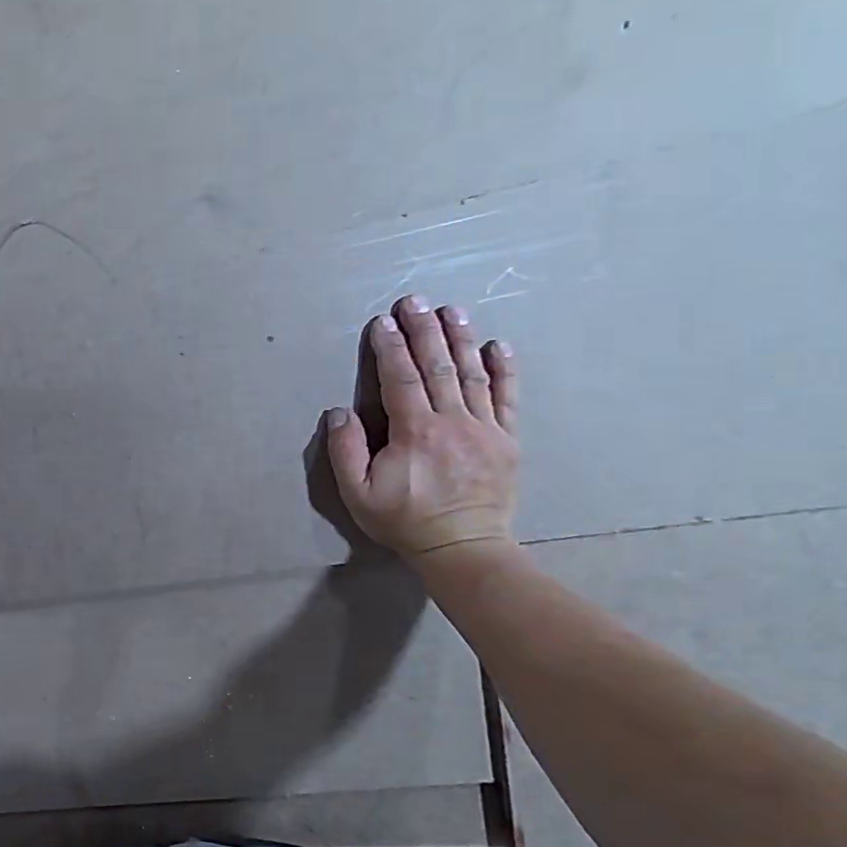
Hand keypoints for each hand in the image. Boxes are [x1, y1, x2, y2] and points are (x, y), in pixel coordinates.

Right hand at [317, 295, 518, 564]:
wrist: (463, 547)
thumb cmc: (404, 521)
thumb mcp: (357, 494)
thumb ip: (346, 451)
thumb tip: (339, 413)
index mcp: (415, 432)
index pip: (400, 379)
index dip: (390, 348)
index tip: (382, 322)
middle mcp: (452, 421)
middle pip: (437, 366)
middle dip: (424, 330)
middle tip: (415, 300)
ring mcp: (485, 428)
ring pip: (472, 374)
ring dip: (460, 339)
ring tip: (451, 310)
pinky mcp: (506, 439)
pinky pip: (507, 397)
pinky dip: (504, 369)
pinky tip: (497, 345)